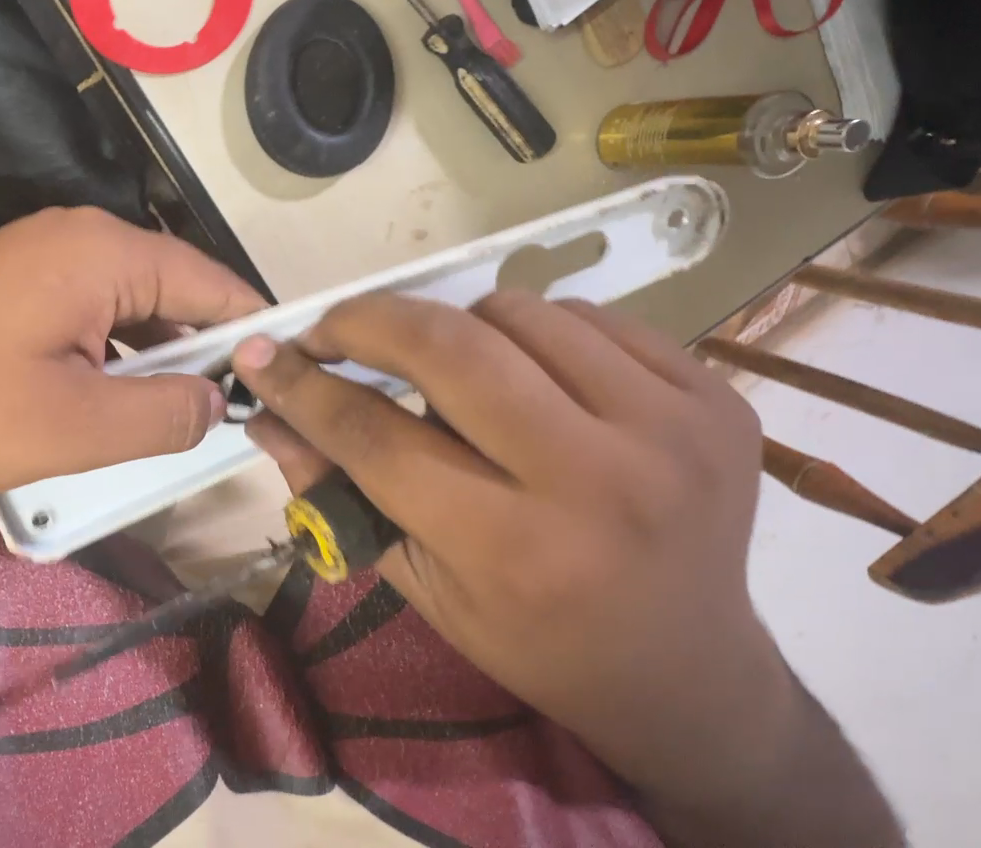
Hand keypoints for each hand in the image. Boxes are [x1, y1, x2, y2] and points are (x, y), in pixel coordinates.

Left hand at [0, 207, 265, 499]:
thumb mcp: (76, 426)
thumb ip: (167, 412)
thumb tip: (217, 399)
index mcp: (101, 253)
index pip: (213, 281)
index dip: (254, 333)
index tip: (287, 381)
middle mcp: (73, 238)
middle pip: (170, 290)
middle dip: (197, 354)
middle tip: (222, 423)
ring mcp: (34, 258)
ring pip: (125, 307)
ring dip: (147, 361)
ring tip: (161, 424)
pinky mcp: (7, 286)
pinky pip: (83, 315)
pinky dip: (105, 358)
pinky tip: (102, 406)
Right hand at [231, 291, 793, 804]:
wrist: (685, 669)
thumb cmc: (530, 637)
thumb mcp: (417, 583)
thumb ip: (337, 494)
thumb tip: (270, 414)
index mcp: (514, 550)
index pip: (378, 438)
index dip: (304, 388)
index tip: (261, 354)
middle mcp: (599, 482)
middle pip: (450, 348)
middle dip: (367, 322)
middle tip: (332, 331)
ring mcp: (672, 430)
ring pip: (516, 312)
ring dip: (456, 329)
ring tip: (448, 375)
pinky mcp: (720, 396)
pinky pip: (587, 317)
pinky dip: (533, 333)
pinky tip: (530, 382)